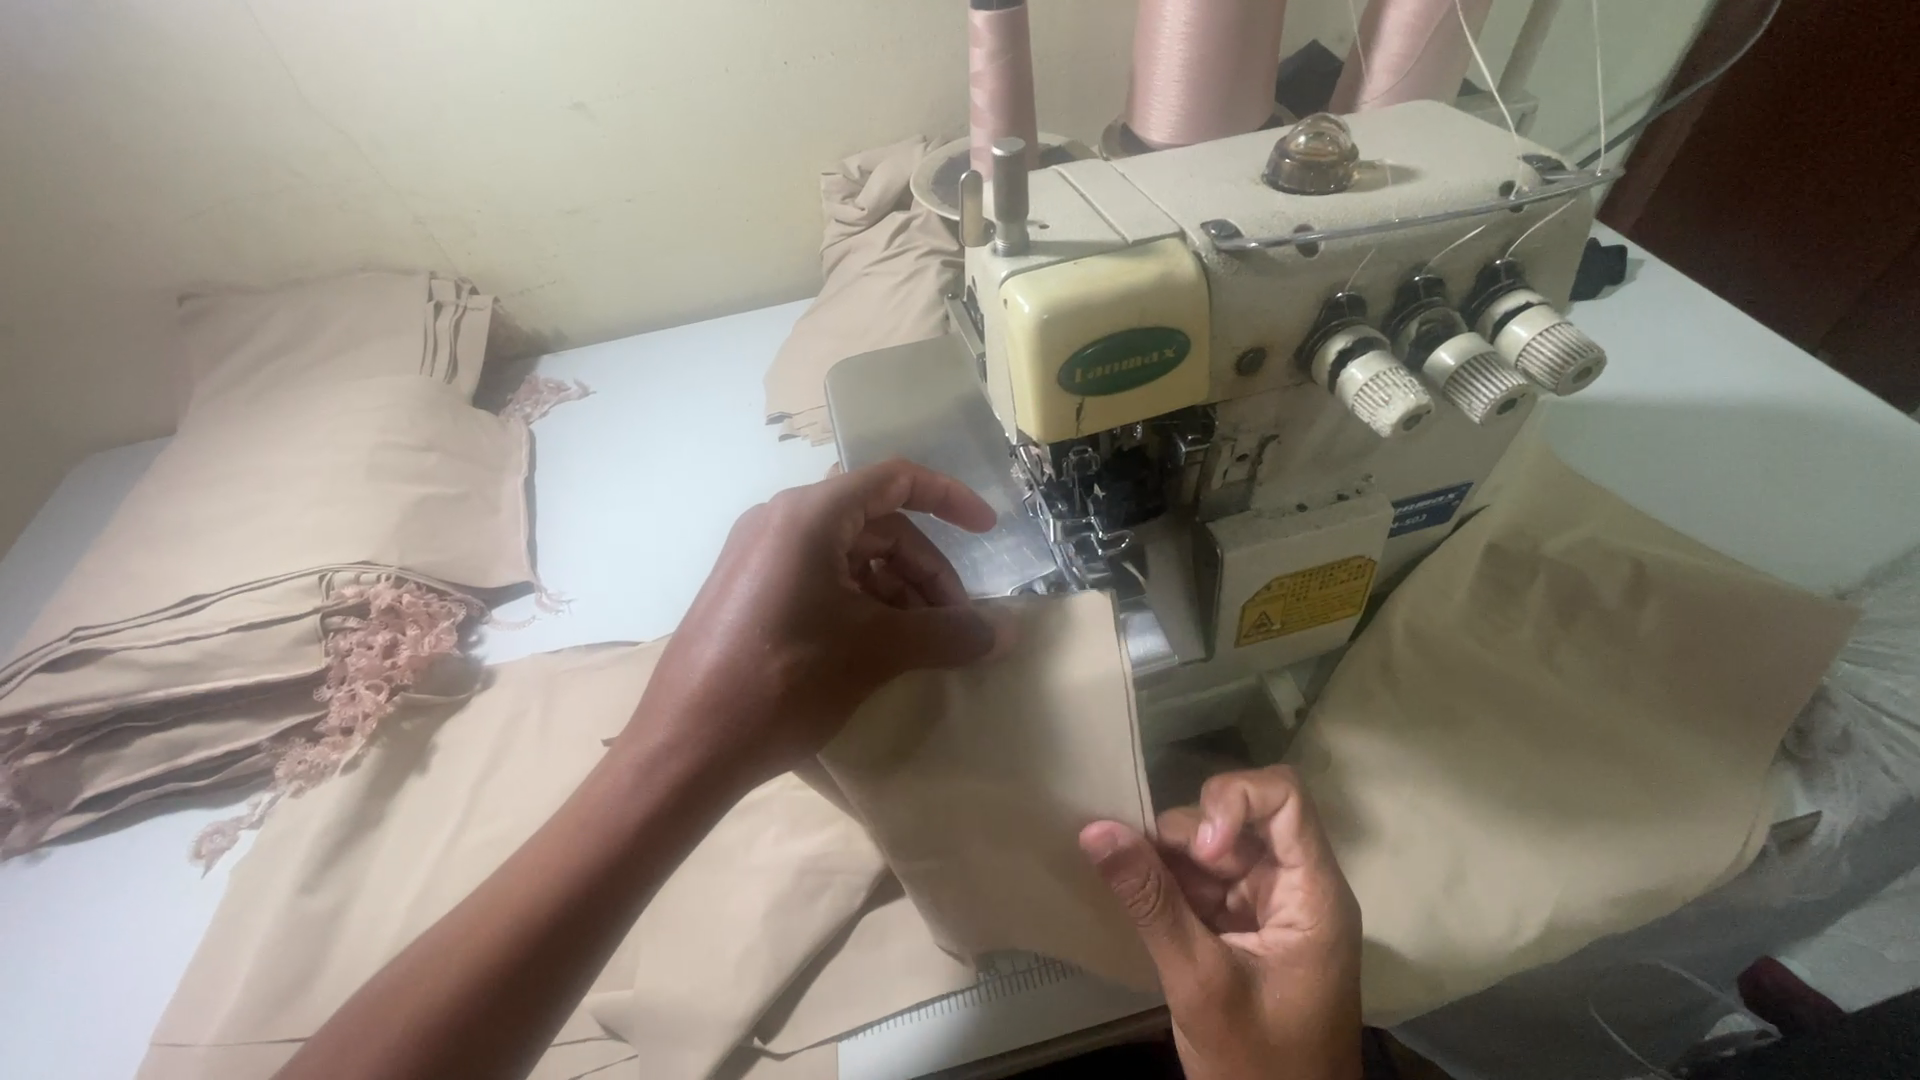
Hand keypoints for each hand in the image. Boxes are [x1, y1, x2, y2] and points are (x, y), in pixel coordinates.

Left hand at [620, 460, 999, 788]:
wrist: (685, 747)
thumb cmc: (783, 682)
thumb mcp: (876, 653)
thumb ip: (948, 634)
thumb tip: (1007, 634)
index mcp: (810, 516)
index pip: (896, 480)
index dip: (950, 498)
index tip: (988, 531)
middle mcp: (781, 521)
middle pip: (878, 525)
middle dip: (926, 570)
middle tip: (954, 623)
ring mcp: (760, 555)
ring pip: (851, 556)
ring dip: (897, 591)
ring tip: (920, 644)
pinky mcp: (750, 590)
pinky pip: (821, 578)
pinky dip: (861, 603)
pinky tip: (877, 648)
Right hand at [1080, 766, 1362, 1079]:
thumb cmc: (1259, 1066)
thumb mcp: (1200, 983)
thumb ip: (1151, 901)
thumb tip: (1095, 829)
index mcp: (1312, 894)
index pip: (1284, 798)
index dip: (1234, 801)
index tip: (1200, 851)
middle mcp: (1294, 884)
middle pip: (1239, 814)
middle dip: (1187, 840)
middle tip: (1150, 883)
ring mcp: (1267, 901)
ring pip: (1212, 842)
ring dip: (1170, 864)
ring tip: (1143, 902)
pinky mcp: (1241, 920)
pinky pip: (1202, 876)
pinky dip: (1170, 885)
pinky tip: (1147, 907)